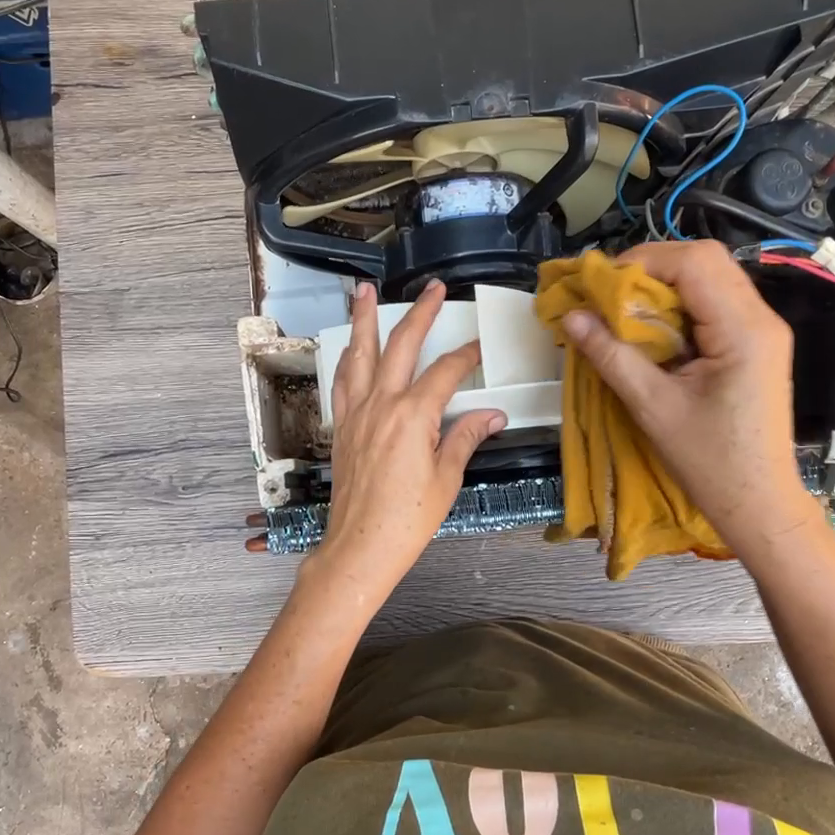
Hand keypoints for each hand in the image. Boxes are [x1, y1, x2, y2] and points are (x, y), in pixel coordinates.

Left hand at [315, 279, 506, 596]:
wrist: (360, 546)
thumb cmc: (406, 520)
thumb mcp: (447, 479)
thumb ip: (465, 438)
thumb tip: (491, 415)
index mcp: (412, 415)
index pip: (446, 371)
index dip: (467, 356)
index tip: (480, 346)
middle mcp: (381, 405)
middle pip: (401, 345)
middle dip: (420, 313)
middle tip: (433, 288)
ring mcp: (357, 413)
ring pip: (360, 354)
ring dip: (363, 320)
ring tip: (364, 291)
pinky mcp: (343, 427)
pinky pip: (343, 382)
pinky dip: (348, 359)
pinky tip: (350, 349)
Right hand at [561, 241, 815, 546]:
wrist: (757, 501)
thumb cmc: (709, 461)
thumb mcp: (652, 406)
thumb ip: (611, 355)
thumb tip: (571, 317)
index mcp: (743, 330)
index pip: (693, 263)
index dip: (642, 261)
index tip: (600, 285)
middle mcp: (761, 318)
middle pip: (705, 261)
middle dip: (650, 268)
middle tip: (608, 296)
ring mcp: (762, 329)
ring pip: (710, 279)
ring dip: (663, 287)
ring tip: (624, 313)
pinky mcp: (754, 344)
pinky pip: (714, 304)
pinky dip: (678, 307)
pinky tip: (651, 332)